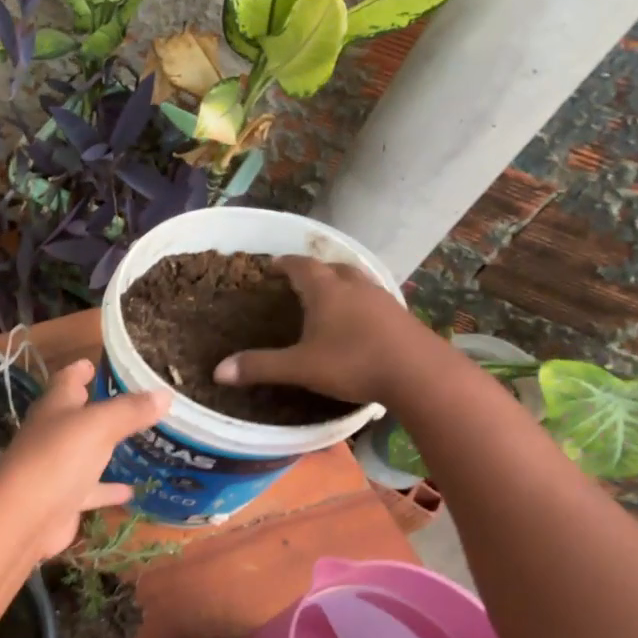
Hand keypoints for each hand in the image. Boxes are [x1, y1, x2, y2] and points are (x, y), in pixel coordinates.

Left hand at [0, 359, 170, 556]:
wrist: (24, 519)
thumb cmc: (56, 459)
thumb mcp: (97, 426)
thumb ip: (129, 410)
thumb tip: (163, 395)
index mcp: (54, 408)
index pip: (66, 380)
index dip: (79, 370)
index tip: (93, 361)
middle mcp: (52, 435)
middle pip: (75, 416)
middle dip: (97, 407)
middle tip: (130, 400)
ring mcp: (56, 469)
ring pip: (85, 453)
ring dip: (106, 447)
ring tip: (138, 441)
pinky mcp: (63, 500)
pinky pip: (91, 490)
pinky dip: (109, 489)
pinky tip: (132, 490)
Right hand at [211, 256, 450, 404]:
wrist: (420, 374)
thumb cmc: (353, 363)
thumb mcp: (299, 368)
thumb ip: (259, 366)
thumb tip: (217, 371)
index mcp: (327, 291)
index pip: (302, 266)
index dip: (285, 264)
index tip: (272, 265)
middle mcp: (355, 287)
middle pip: (334, 267)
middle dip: (315, 270)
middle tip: (299, 279)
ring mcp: (382, 300)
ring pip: (357, 281)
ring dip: (340, 283)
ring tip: (327, 296)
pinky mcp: (400, 317)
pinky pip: (373, 300)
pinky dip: (358, 302)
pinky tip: (355, 321)